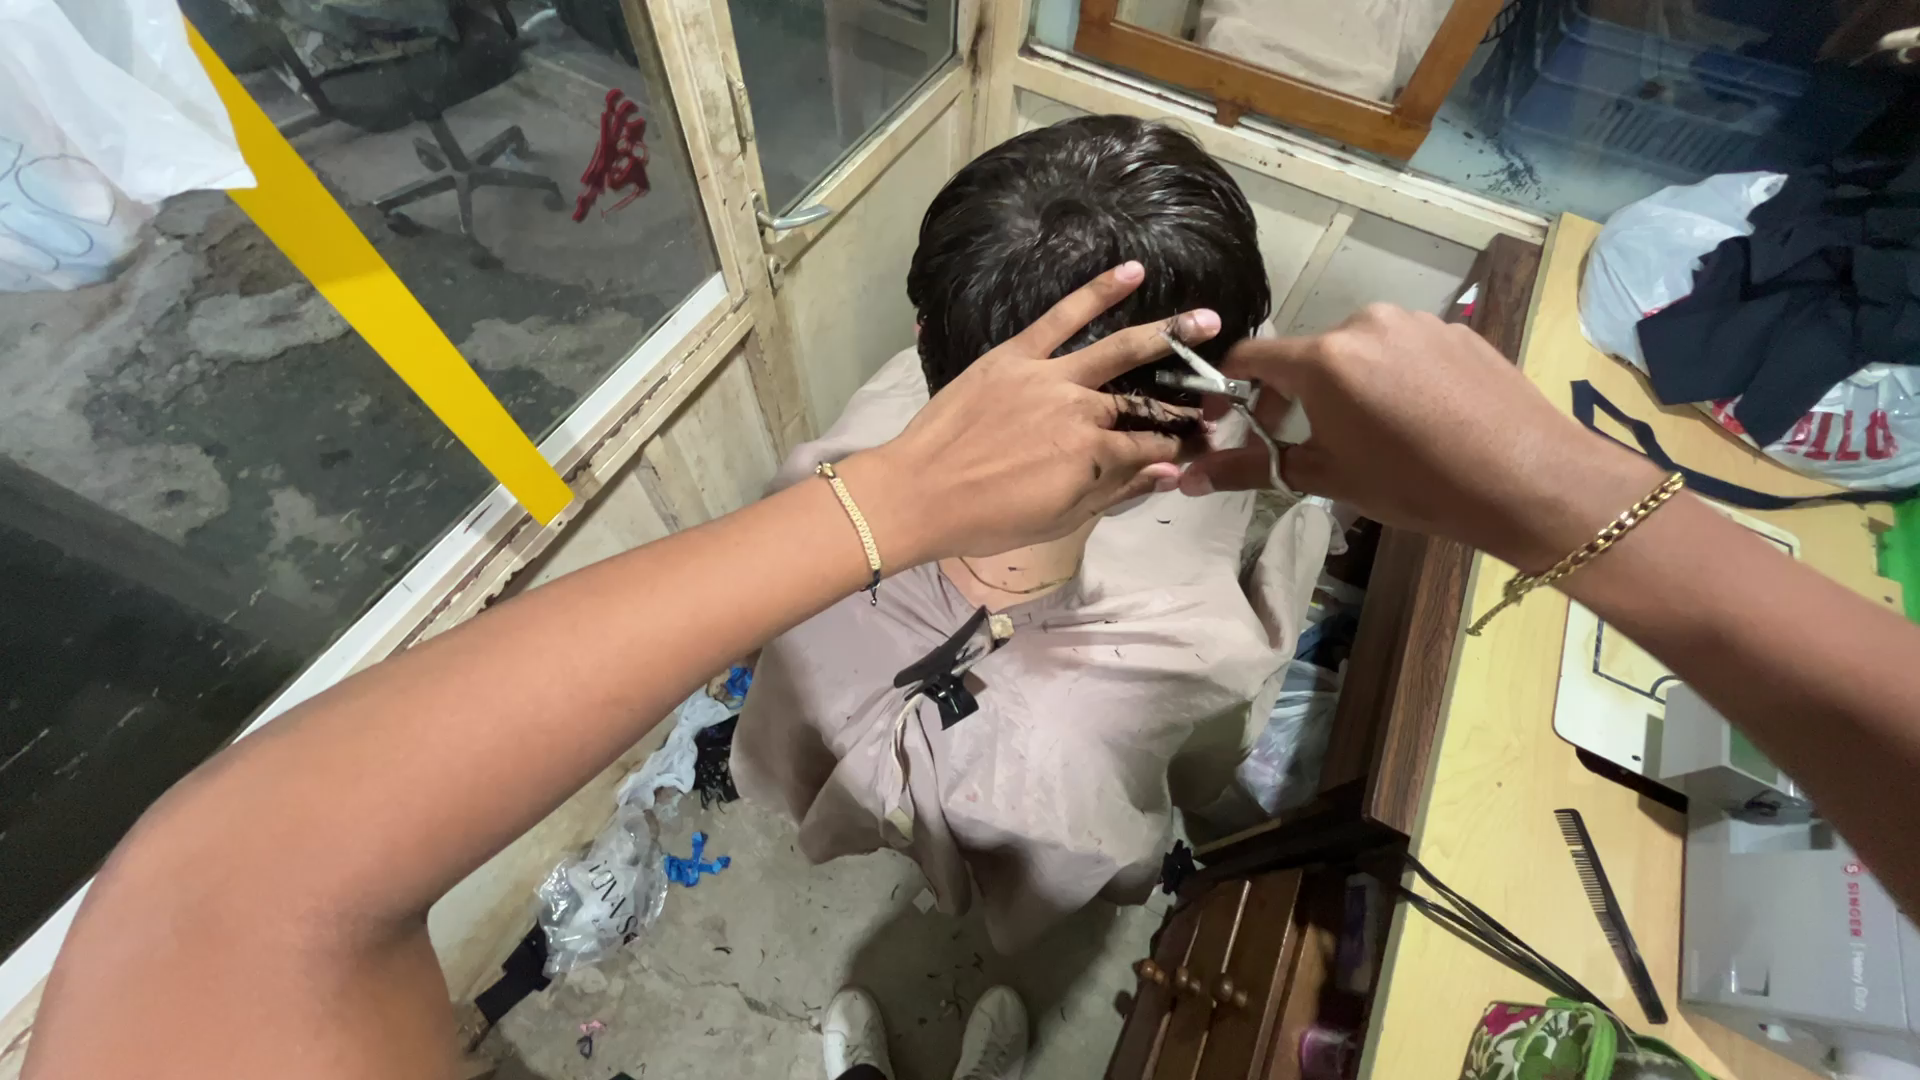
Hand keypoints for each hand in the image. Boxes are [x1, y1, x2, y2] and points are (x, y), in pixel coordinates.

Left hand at [843, 262, 1217, 562]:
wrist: (918, 493)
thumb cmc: (986, 520)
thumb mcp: (1056, 522)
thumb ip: (1113, 494)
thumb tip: (1167, 473)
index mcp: (1093, 458)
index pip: (1149, 448)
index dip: (1175, 448)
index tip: (1194, 444)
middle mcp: (1081, 412)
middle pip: (1139, 405)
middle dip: (1177, 403)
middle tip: (1210, 394)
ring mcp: (1049, 378)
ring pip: (1117, 352)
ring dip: (1167, 335)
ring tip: (1207, 320)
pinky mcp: (1015, 355)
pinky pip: (1061, 317)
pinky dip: (1096, 292)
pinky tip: (1130, 271)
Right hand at [1179, 303, 1662, 570]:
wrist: (1530, 480)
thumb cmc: (1412, 482)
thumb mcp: (1323, 477)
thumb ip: (1248, 469)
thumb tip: (1186, 479)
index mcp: (1324, 358)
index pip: (1251, 357)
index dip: (1229, 387)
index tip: (1228, 417)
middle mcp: (1364, 324)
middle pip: (1302, 356)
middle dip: (1287, 396)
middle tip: (1298, 442)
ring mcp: (1415, 322)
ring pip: (1351, 351)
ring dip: (1338, 386)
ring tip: (1362, 434)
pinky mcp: (1455, 330)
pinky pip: (1397, 349)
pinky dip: (1384, 378)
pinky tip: (1411, 419)